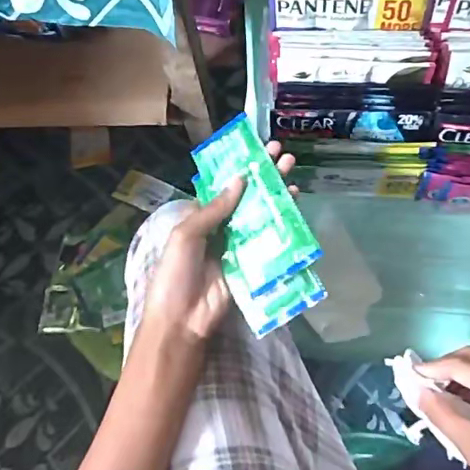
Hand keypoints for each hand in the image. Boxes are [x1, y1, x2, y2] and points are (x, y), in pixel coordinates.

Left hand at [136, 142, 297, 348]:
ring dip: (277, 196)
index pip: (225, 187)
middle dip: (265, 177)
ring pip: (261, 216)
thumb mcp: (186, 235)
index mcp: (200, 218)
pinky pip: (268, 242)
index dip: (243, 168)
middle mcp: (221, 229)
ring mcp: (237, 247)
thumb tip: (240, 179)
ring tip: (294, 174)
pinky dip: (282, 226)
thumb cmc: (175, 274)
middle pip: (247, 198)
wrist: (181, 320)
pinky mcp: (251, 265)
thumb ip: (213, 210)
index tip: (260, 149)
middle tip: (284, 155)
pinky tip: (295, 208)